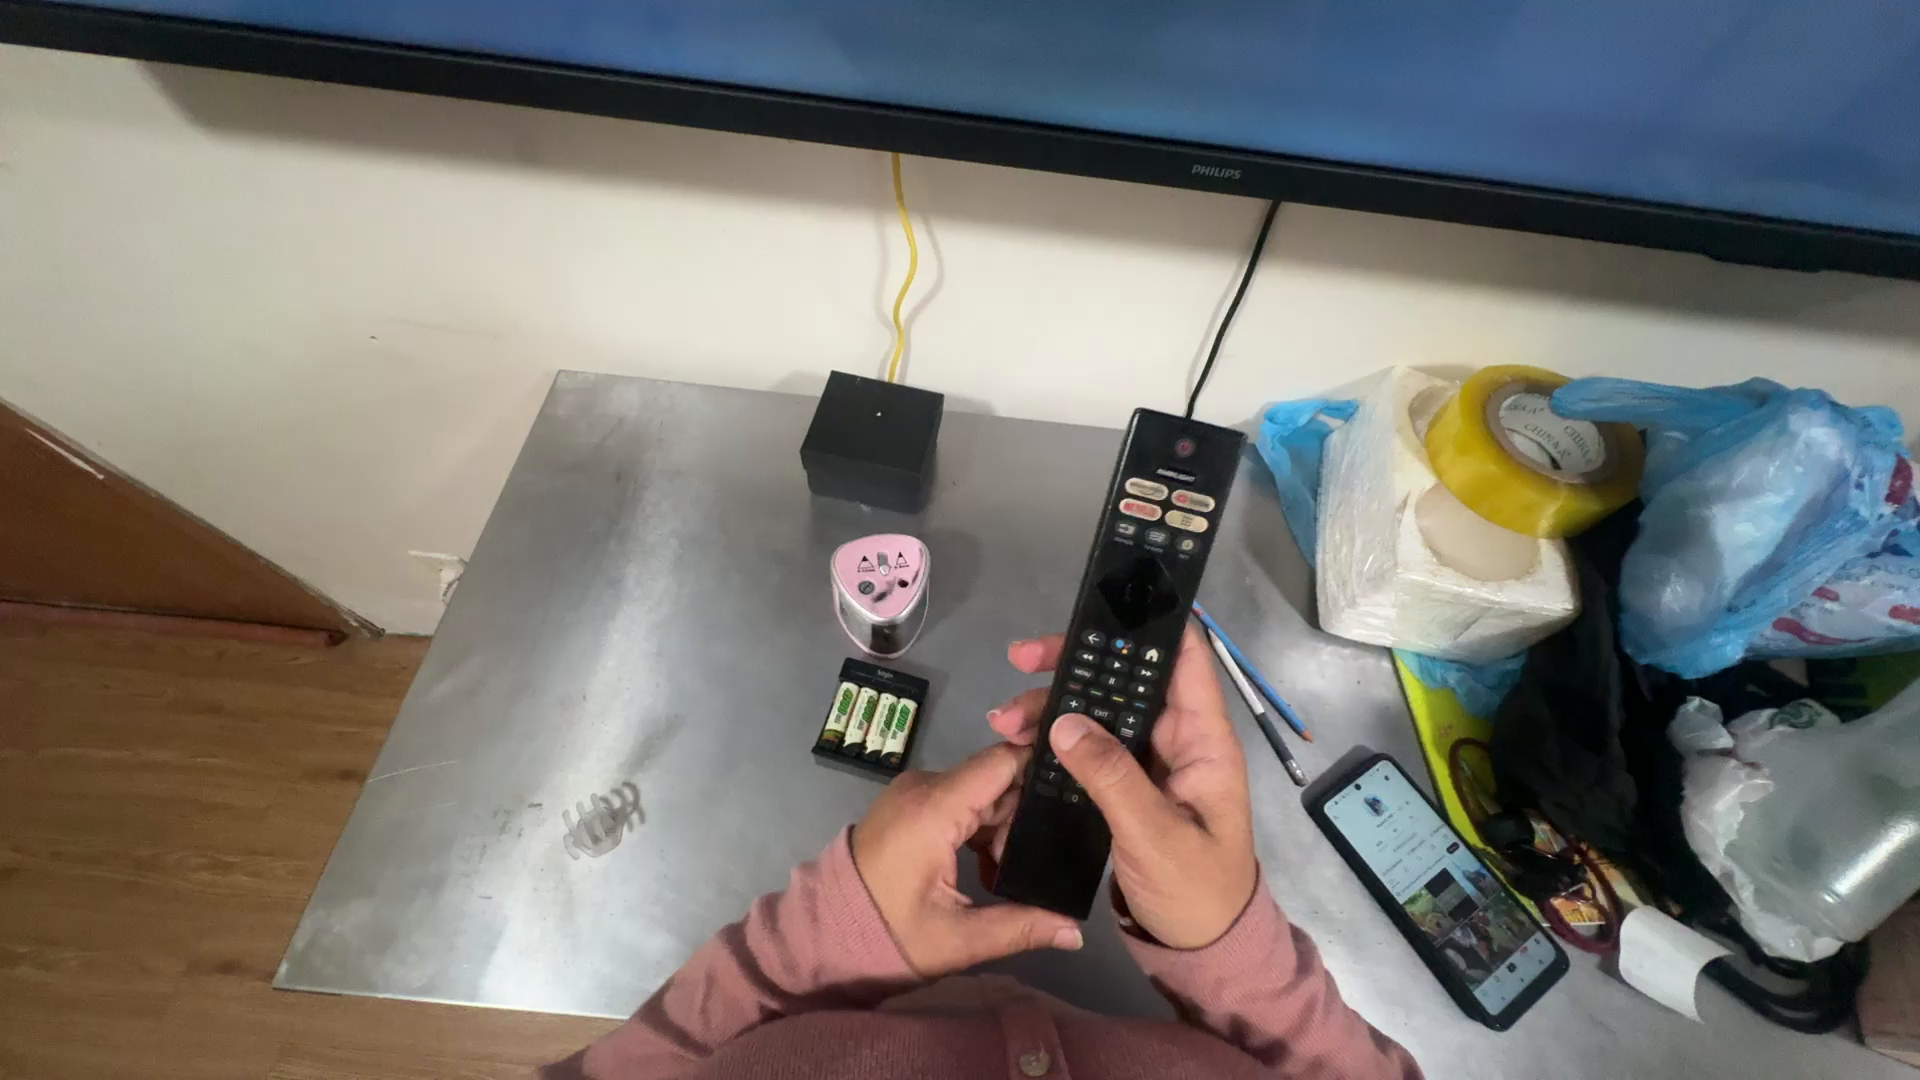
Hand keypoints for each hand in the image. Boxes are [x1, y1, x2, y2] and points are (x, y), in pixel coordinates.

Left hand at [851, 742, 1085, 975]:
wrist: (824, 932)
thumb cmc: (887, 933)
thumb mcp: (956, 939)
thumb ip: (1019, 928)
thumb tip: (1076, 932)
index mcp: (934, 808)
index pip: (999, 762)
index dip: (1038, 768)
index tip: (1075, 788)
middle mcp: (924, 786)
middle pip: (993, 777)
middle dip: (1021, 812)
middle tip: (1042, 855)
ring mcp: (914, 791)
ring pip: (978, 789)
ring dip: (1000, 823)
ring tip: (1013, 868)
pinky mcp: (909, 802)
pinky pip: (958, 799)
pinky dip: (978, 824)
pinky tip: (990, 864)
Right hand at [990, 623, 1257, 948]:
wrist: (1196, 946)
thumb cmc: (1195, 890)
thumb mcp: (1155, 836)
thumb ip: (1112, 778)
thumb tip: (1063, 722)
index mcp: (1202, 738)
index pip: (1184, 659)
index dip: (1149, 624)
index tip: (1097, 609)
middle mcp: (1174, 734)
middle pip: (1125, 676)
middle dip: (1073, 664)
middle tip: (1021, 657)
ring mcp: (1147, 754)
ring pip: (1098, 707)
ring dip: (1051, 705)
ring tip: (1004, 720)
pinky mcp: (1125, 776)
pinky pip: (1087, 740)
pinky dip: (1053, 736)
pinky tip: (1018, 741)